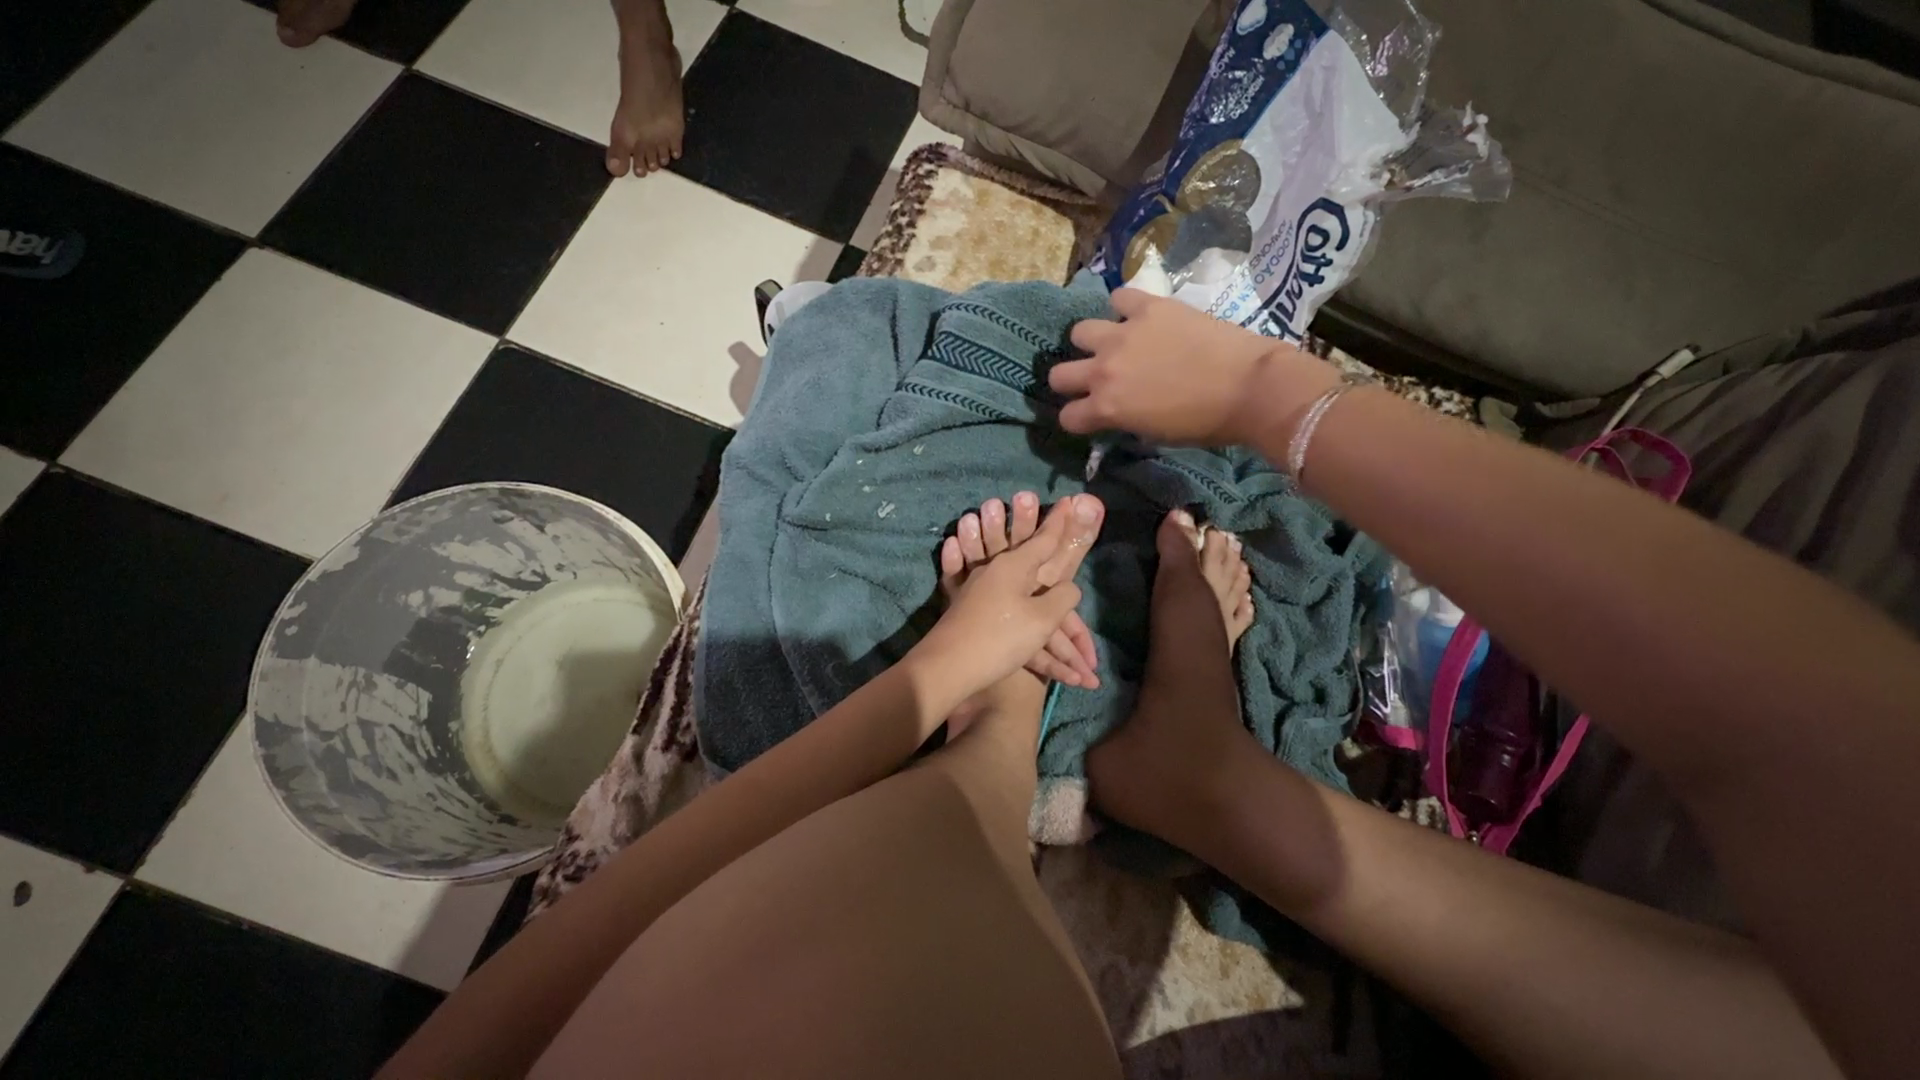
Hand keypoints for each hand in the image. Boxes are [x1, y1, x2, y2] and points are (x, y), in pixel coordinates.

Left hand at [913, 494, 1103, 703]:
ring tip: (989, 508)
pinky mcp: (957, 602)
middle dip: (1027, 522)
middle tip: (1028, 497)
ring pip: (988, 553)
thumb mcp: (1043, 620)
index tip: (1067, 502)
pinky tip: (951, 543)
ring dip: (990, 531)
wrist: (949, 665)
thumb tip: (1069, 587)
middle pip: (1017, 543)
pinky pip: (959, 570)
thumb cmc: (1002, 639)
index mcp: (1016, 567)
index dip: (1059, 524)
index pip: (1045, 541)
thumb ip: (1062, 598)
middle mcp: (993, 569)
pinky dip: (957, 554)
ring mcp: (972, 584)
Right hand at [1049, 288, 1337, 444]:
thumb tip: (1119, 411)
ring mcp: (1123, 334)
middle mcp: (1104, 370)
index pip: (1067, 417)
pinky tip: (1139, 316)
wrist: (1249, 387)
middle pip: (1058, 374)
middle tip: (1094, 379)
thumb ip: (1125, 420)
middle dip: (1072, 380)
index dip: (1078, 418)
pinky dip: (1124, 308)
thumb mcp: (1155, 435)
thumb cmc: (1207, 423)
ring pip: (1079, 332)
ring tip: (1114, 343)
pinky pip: (1119, 298)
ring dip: (1092, 341)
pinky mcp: (1148, 307)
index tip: (1090, 416)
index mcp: (1107, 408)